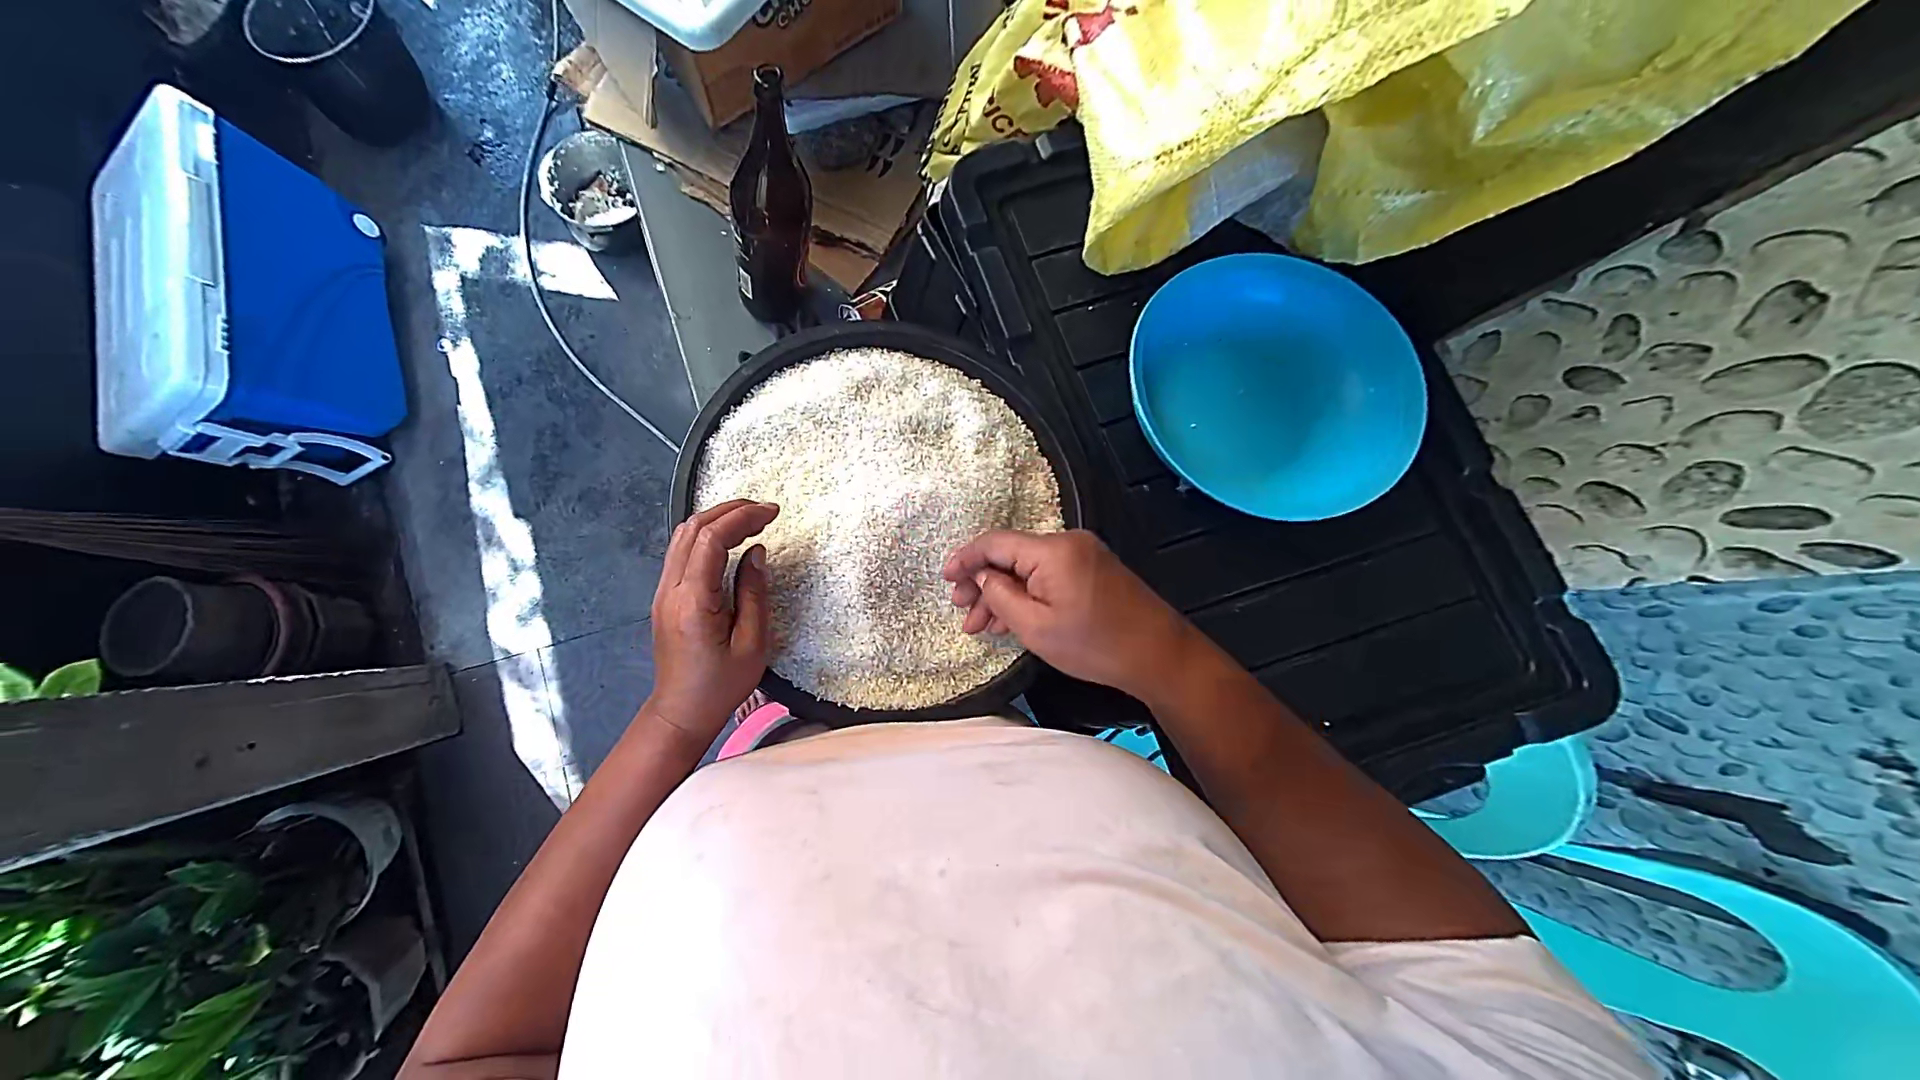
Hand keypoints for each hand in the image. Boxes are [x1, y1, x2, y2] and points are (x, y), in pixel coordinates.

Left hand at [643, 499, 778, 746]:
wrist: (681, 712)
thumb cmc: (720, 684)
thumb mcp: (752, 643)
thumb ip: (754, 593)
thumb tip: (756, 553)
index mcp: (693, 600)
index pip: (713, 539)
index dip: (743, 517)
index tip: (773, 513)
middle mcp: (671, 589)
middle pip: (694, 529)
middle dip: (731, 510)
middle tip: (766, 510)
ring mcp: (663, 591)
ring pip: (684, 536)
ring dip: (717, 519)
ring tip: (751, 519)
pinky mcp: (665, 596)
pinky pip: (682, 551)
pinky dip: (707, 535)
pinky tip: (730, 540)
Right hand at [943, 529, 1204, 700]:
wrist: (1158, 655)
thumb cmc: (1096, 645)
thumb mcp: (1036, 627)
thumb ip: (1001, 596)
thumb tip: (982, 577)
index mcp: (1053, 550)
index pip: (996, 543)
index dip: (966, 559)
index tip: (946, 578)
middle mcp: (1068, 543)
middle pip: (1011, 555)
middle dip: (983, 583)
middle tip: (963, 612)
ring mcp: (1083, 554)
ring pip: (1029, 568)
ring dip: (1004, 594)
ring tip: (982, 626)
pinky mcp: (1093, 569)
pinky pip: (1049, 575)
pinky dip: (1028, 594)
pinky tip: (1011, 618)